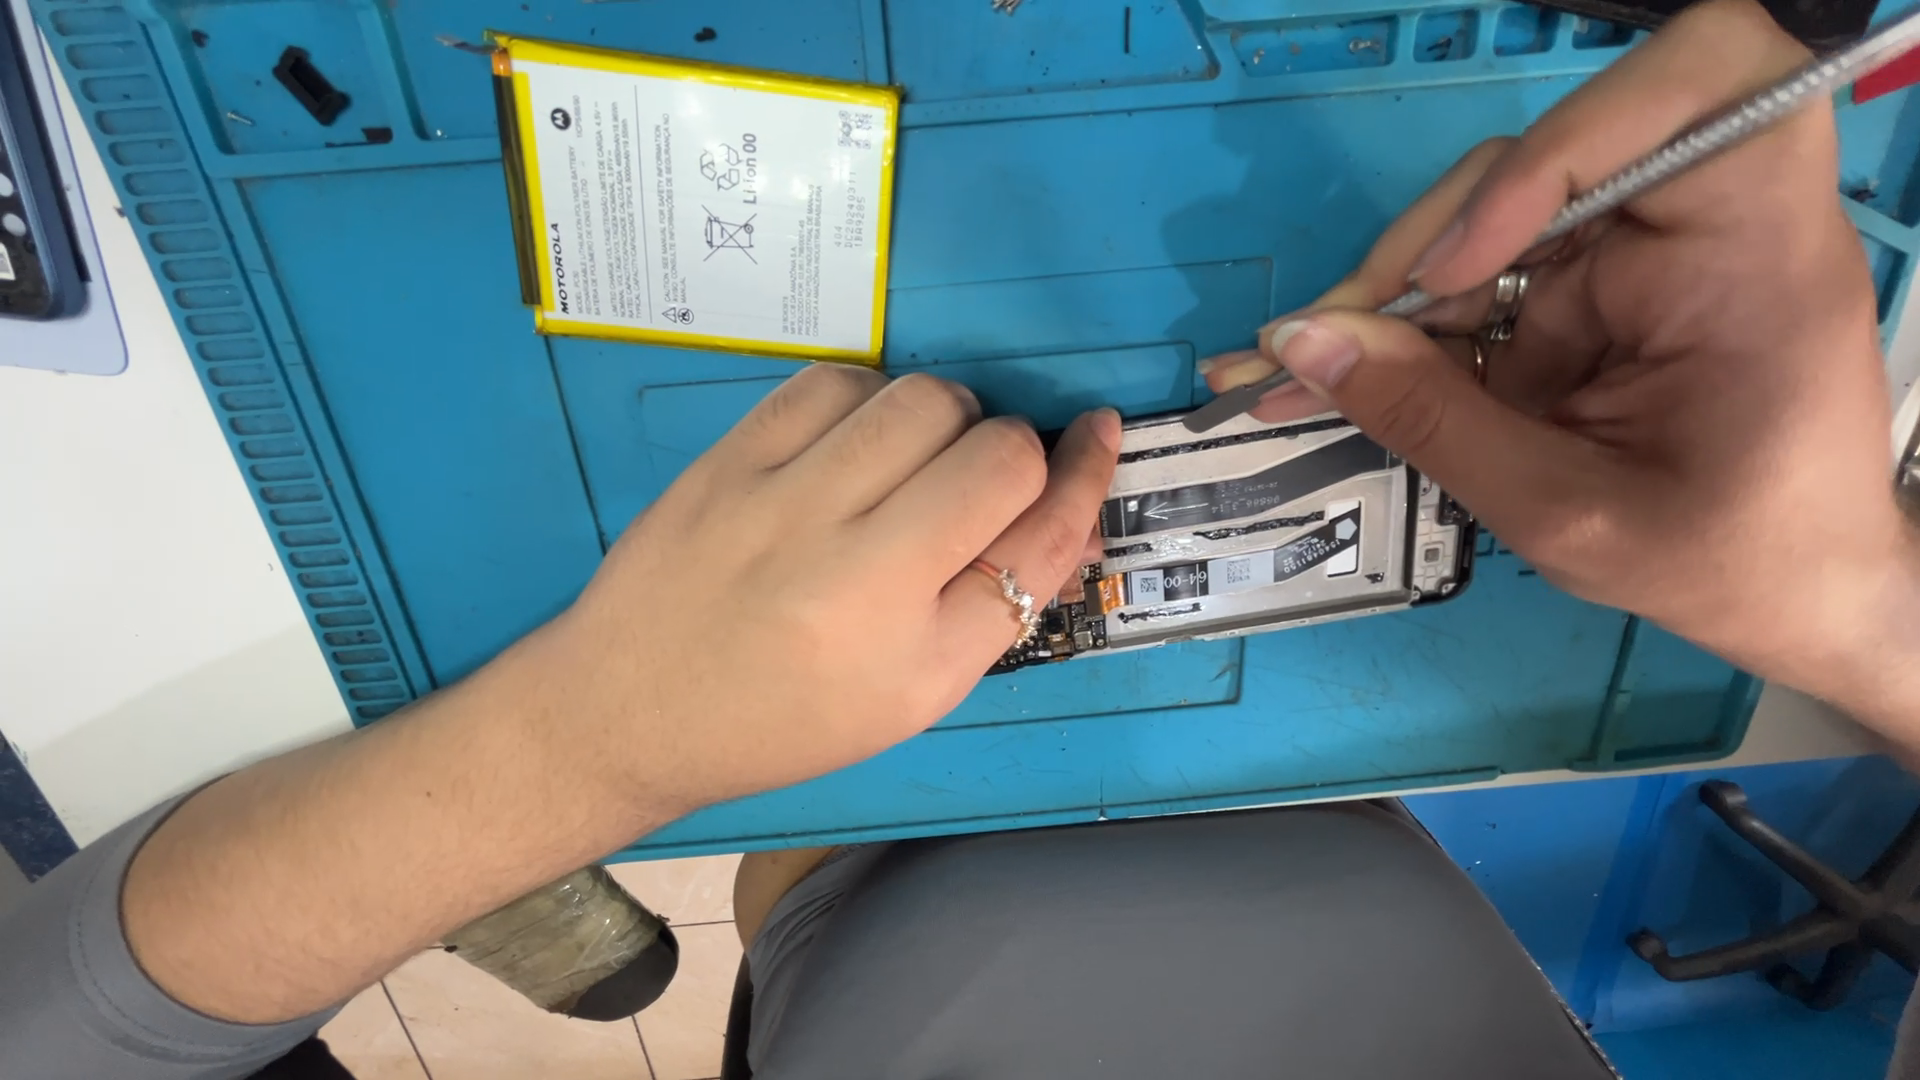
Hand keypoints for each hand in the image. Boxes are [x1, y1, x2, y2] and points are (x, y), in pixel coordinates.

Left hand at [526, 367, 1120, 813]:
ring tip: (910, 464)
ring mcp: (781, 499)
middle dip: (1010, 455)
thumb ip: (1000, 603)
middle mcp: (852, 569)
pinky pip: (840, 379)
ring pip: (924, 398)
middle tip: (970, 489)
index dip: (1084, 476)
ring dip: (945, 420)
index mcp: (909, 652)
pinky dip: (871, 400)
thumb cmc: (785, 720)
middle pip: (993, 448)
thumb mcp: (912, 692)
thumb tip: (1066, 505)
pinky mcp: (728, 456)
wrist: (629, 708)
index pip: (1036, 534)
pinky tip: (851, 444)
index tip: (1099, 435)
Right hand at [1201, 0, 1919, 735]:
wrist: (1773, 595)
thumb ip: (1426, 417)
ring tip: (1282, 378)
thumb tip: (1299, 342)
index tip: (1460, 269)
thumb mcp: (1552, 506)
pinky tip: (1304, 379)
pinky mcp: (1558, 310)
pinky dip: (1375, 341)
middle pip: (1523, 174)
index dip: (1558, 150)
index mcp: (1744, 261)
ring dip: (1367, 309)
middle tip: (1315, 350)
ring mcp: (1610, 272)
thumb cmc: (1709, 560)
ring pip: (1463, 234)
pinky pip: (1449, 298)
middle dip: (1406, 261)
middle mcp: (1680, 237)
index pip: (1692, 90)